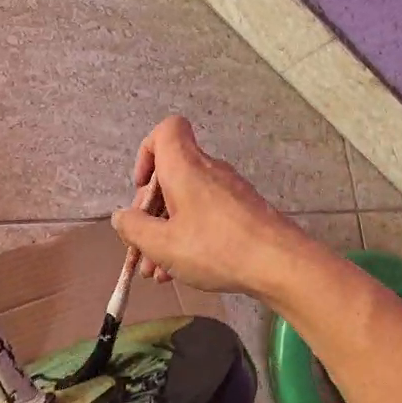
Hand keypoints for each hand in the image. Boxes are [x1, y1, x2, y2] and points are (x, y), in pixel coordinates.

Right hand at [110, 116, 325, 301]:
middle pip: (169, 176)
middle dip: (148, 211)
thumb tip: (121, 217)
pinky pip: (203, 215)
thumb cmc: (215, 248)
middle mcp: (207, 171)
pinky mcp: (241, 211)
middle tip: (141, 246)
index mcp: (185, 168)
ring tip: (156, 271)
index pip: (166, 131)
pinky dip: (186, 236)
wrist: (280, 264)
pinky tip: (179, 271)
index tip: (140, 186)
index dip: (146, 152)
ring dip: (165, 232)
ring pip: (184, 202)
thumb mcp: (162, 244)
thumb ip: (134, 228)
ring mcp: (227, 191)